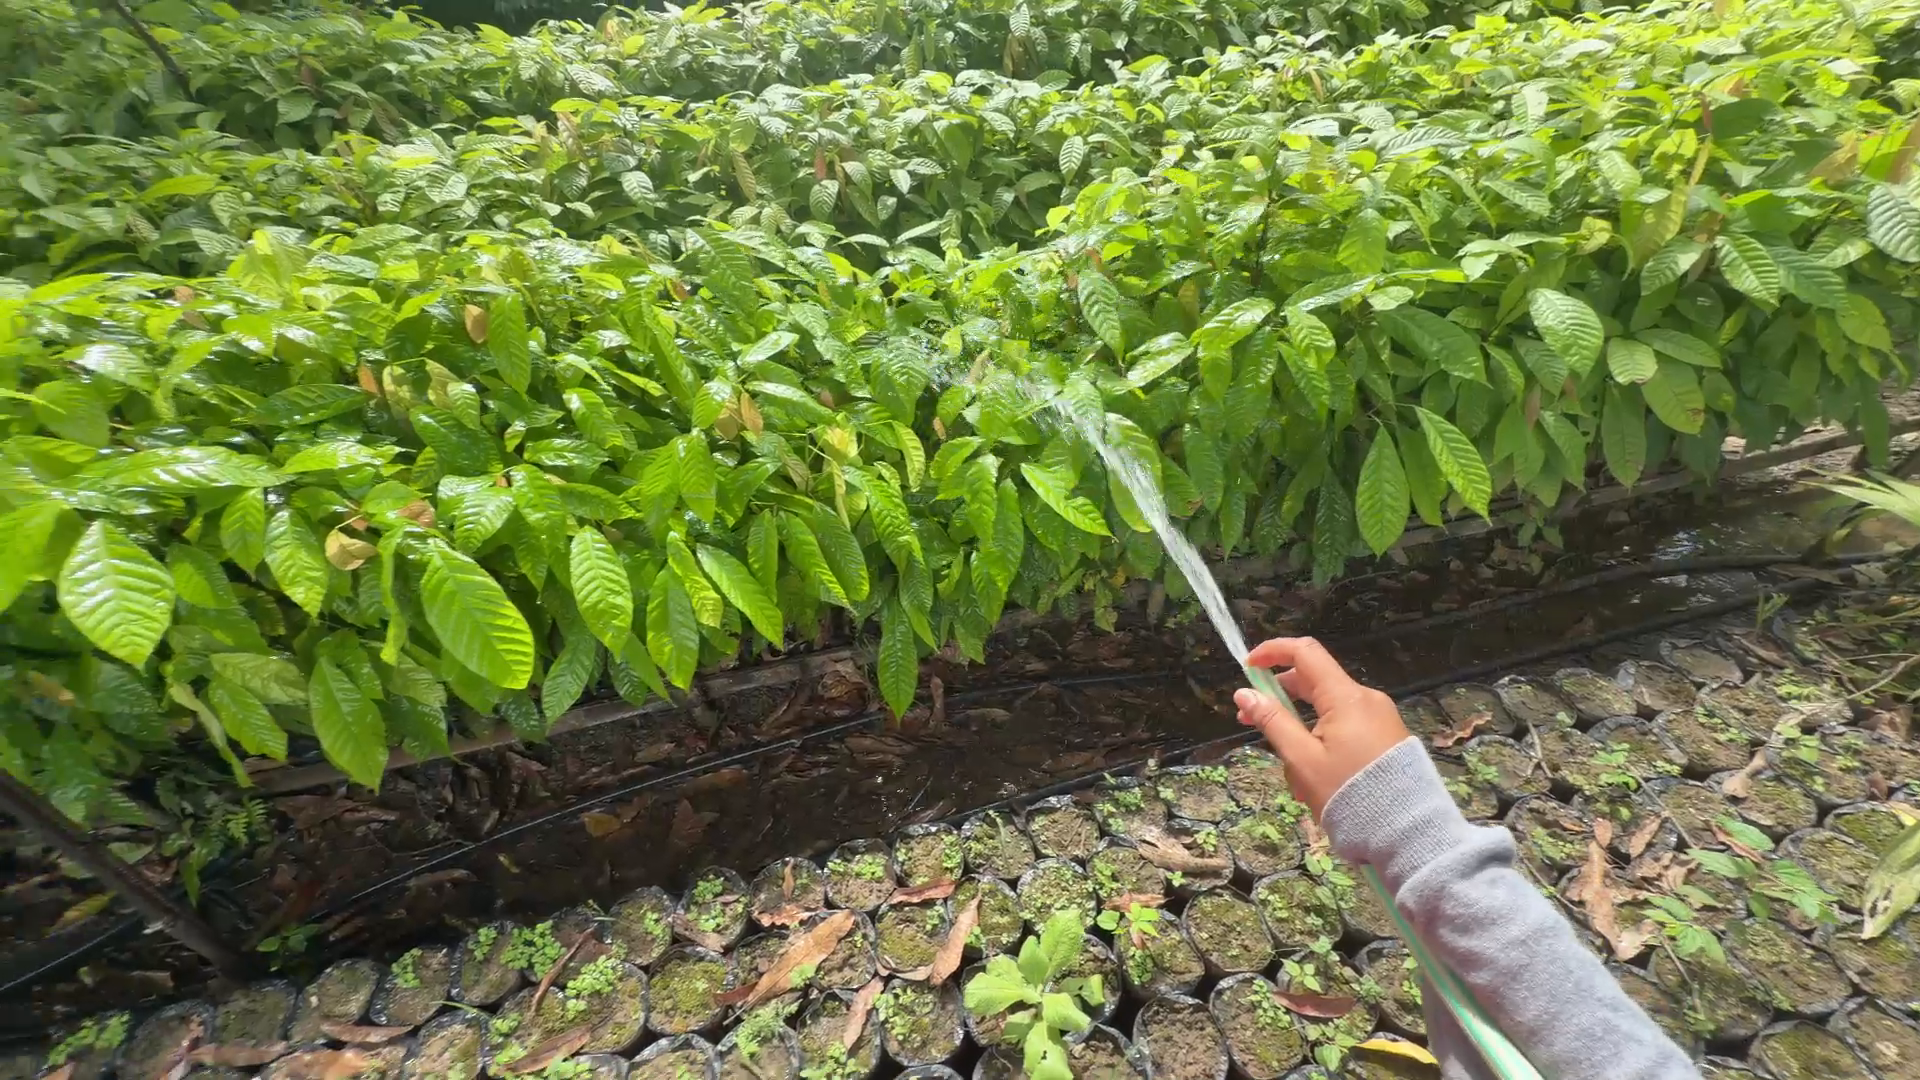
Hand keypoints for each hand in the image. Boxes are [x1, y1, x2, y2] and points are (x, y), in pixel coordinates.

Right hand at [1234, 637, 1408, 817]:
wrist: (1410, 836)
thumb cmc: (1349, 794)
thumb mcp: (1302, 759)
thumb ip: (1272, 721)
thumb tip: (1244, 693)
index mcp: (1346, 698)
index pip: (1305, 653)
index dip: (1272, 652)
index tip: (1248, 667)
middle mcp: (1366, 699)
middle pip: (1314, 680)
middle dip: (1279, 695)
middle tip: (1250, 719)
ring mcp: (1381, 718)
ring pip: (1328, 707)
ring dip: (1299, 724)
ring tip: (1289, 767)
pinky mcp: (1388, 738)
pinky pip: (1346, 724)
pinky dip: (1321, 736)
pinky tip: (1315, 772)